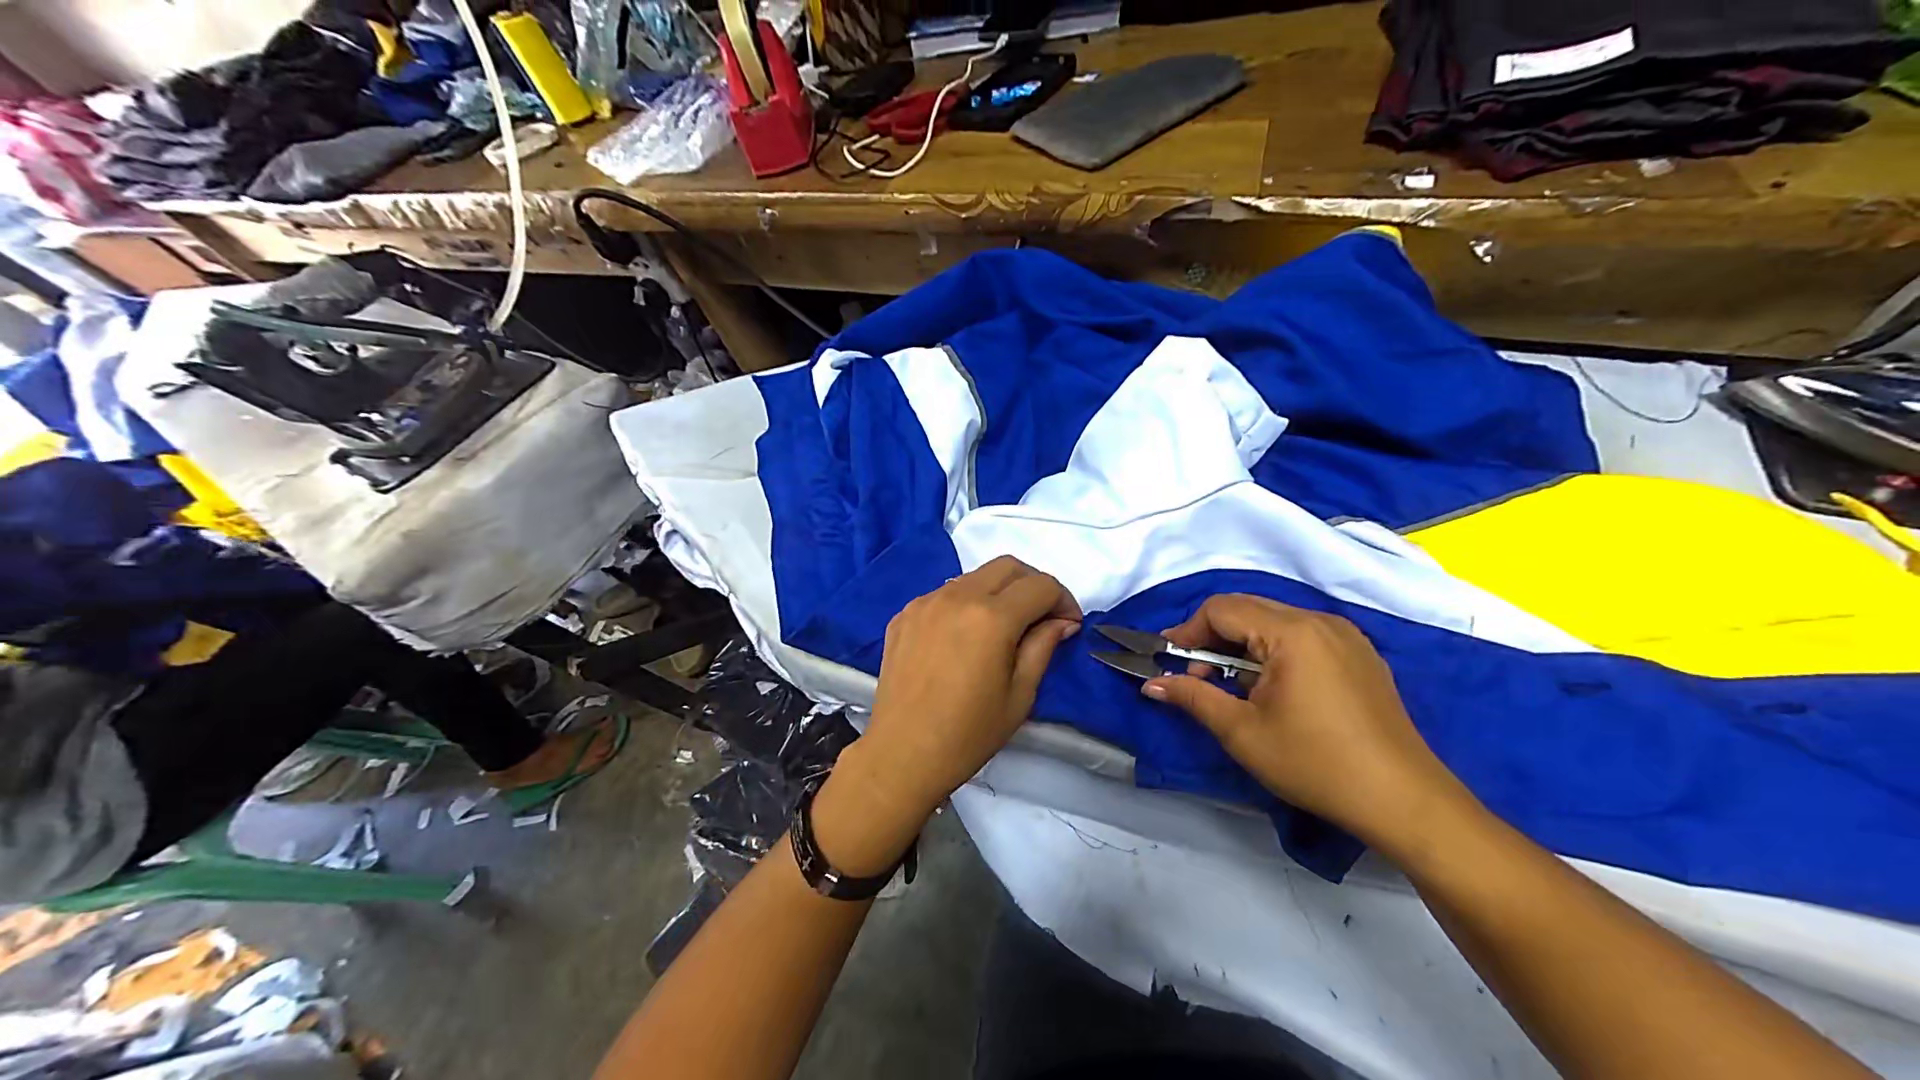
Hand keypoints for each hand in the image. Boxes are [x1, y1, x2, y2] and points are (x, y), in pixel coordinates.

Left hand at [814, 557, 1081, 874]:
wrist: (902, 754)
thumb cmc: (968, 734)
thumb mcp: (1020, 695)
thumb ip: (1043, 647)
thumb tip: (1061, 621)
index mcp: (991, 617)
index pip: (1040, 585)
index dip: (1063, 600)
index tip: (1068, 623)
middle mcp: (956, 597)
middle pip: (1007, 566)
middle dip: (1033, 584)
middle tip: (1042, 616)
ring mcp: (925, 603)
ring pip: (973, 576)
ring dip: (998, 591)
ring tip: (1004, 627)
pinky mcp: (904, 615)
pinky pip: (945, 594)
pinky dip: (966, 602)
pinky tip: (966, 635)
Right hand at [1143, 595, 1473, 855]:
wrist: (1403, 800)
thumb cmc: (1315, 764)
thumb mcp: (1243, 732)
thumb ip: (1193, 698)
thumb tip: (1152, 684)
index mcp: (1291, 632)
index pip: (1222, 608)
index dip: (1187, 632)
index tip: (1169, 663)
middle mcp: (1320, 621)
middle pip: (1248, 609)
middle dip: (1212, 637)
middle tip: (1195, 677)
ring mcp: (1346, 636)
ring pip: (1275, 622)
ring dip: (1242, 645)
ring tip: (1232, 687)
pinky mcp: (1360, 655)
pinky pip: (1302, 636)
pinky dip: (1274, 651)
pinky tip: (1272, 690)